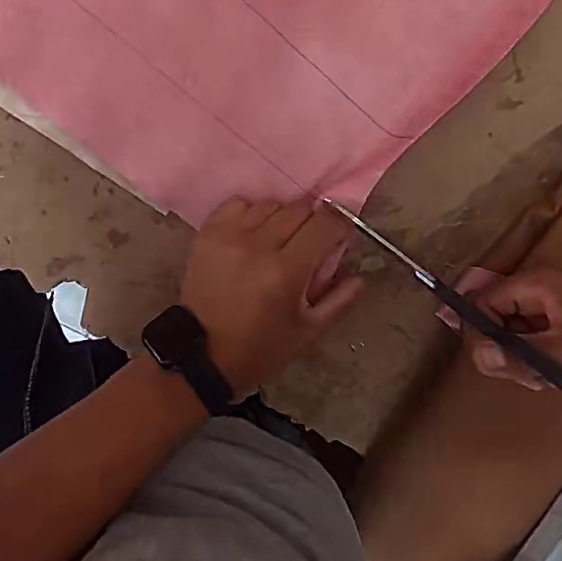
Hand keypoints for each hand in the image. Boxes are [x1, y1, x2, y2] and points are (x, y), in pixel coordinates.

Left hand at [180, 198, 364, 395]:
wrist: (201, 356)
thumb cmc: (261, 348)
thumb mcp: (309, 332)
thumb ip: (341, 300)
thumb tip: (360, 274)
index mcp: (286, 271)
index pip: (325, 224)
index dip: (339, 227)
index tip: (338, 238)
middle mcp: (257, 246)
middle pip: (300, 209)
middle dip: (313, 223)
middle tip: (310, 246)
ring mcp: (229, 236)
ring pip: (272, 204)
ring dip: (284, 218)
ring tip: (280, 242)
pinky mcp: (207, 234)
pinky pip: (239, 204)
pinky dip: (252, 214)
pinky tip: (254, 234)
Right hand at [463, 269, 561, 404]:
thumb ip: (516, 355)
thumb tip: (476, 353)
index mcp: (540, 284)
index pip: (485, 295)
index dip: (470, 318)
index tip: (464, 343)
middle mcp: (541, 292)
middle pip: (493, 312)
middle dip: (497, 344)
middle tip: (516, 369)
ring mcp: (551, 312)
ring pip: (509, 332)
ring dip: (517, 359)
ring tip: (542, 377)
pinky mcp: (560, 331)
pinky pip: (527, 344)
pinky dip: (531, 364)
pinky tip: (551, 379)